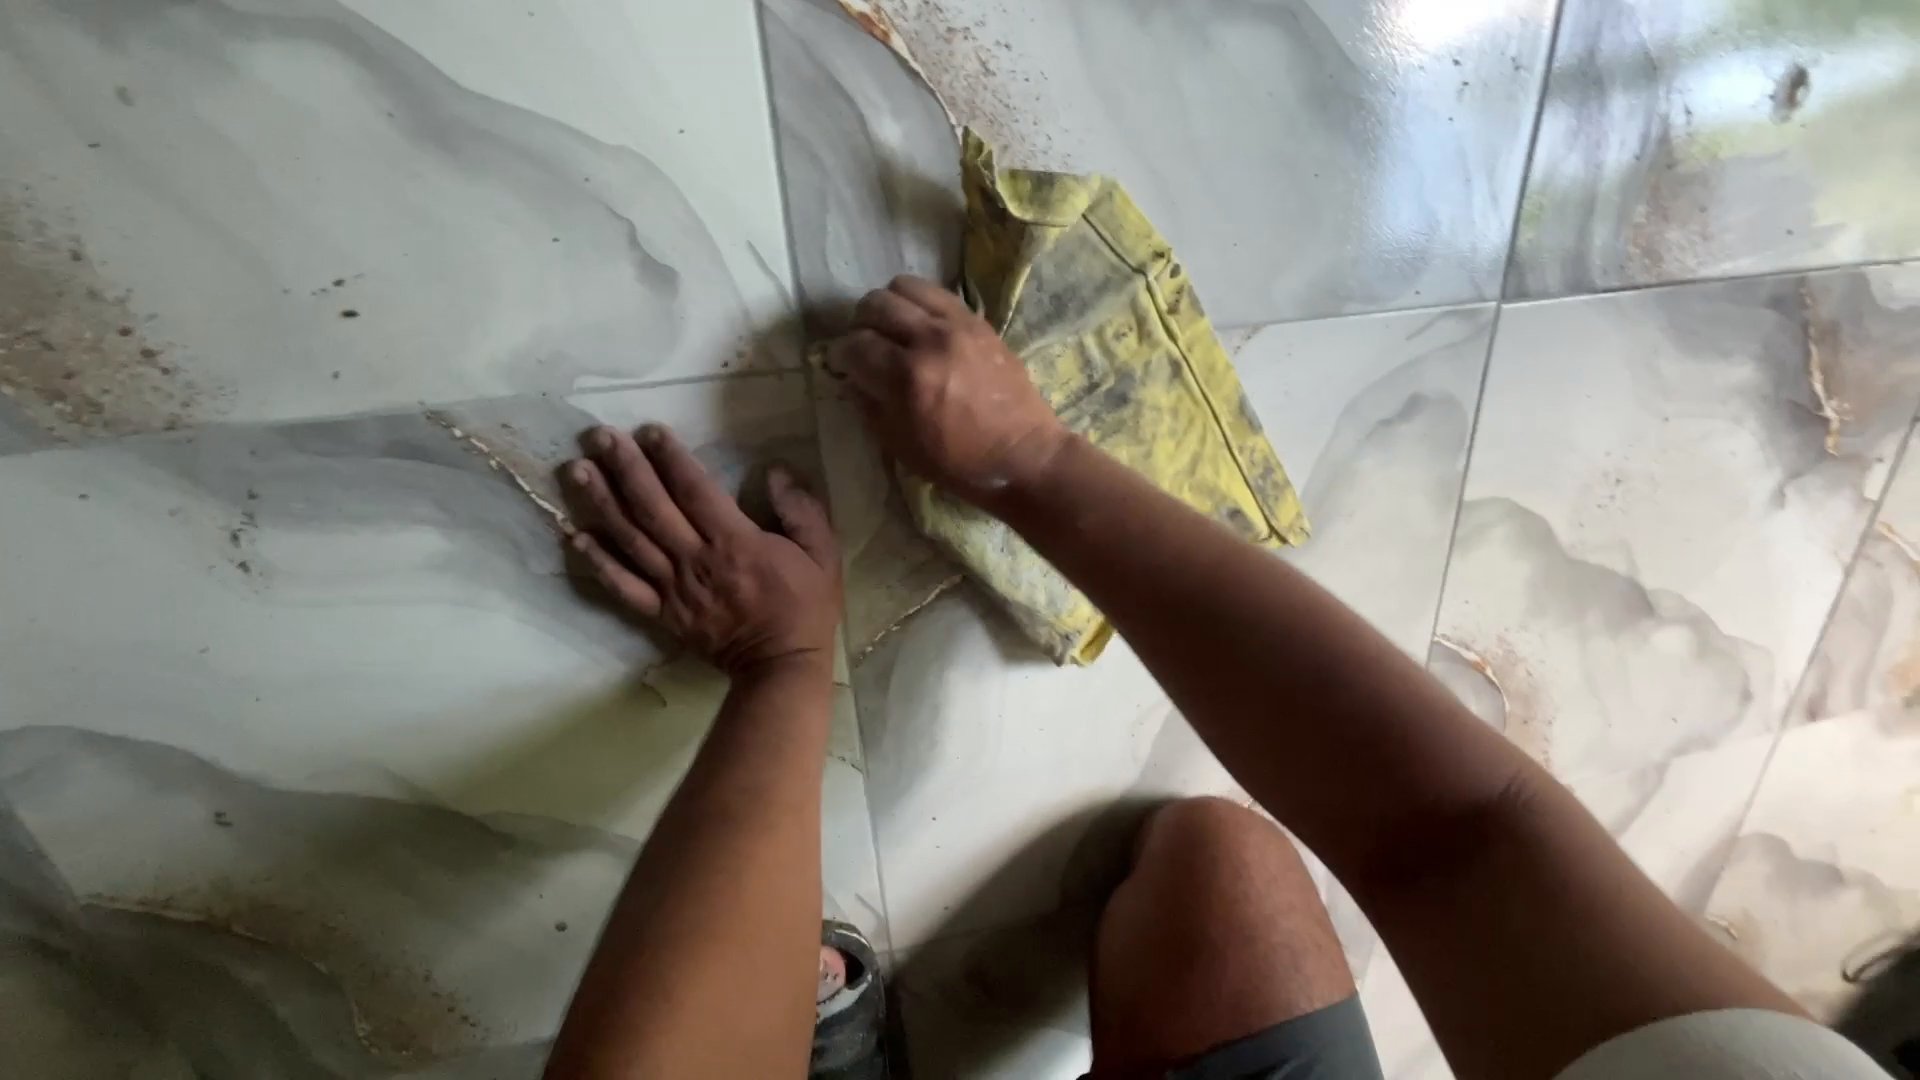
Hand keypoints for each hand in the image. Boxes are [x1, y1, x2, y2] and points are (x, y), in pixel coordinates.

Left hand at [561, 424, 840, 677]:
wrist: (782, 665)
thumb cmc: (805, 606)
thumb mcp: (822, 554)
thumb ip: (801, 510)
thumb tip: (775, 471)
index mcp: (735, 542)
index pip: (695, 490)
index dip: (671, 458)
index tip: (649, 430)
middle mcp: (696, 560)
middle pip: (653, 508)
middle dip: (626, 468)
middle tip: (599, 436)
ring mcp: (674, 588)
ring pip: (631, 540)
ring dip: (601, 504)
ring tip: (576, 471)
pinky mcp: (663, 614)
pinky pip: (623, 587)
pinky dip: (598, 563)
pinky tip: (575, 536)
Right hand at [827, 276, 1068, 506]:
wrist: (1023, 455)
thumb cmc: (959, 464)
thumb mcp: (903, 448)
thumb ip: (870, 407)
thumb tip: (851, 379)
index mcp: (907, 378)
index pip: (855, 346)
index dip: (840, 355)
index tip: (841, 365)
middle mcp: (929, 340)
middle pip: (875, 305)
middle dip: (859, 324)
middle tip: (864, 345)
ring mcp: (957, 325)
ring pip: (905, 286)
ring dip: (889, 305)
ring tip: (892, 329)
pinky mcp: (979, 322)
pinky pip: (937, 294)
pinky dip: (920, 304)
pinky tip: (921, 328)